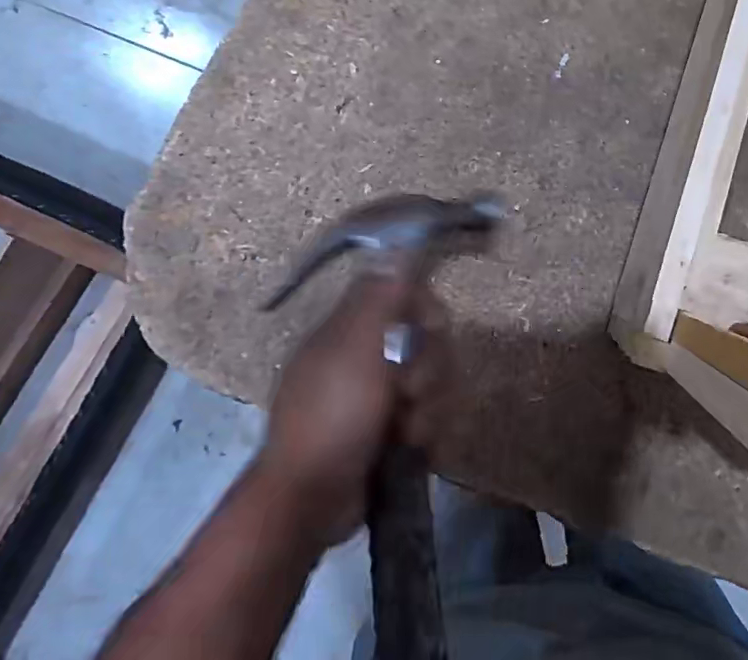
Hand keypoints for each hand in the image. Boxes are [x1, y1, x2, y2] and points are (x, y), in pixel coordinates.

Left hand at [253, 264, 453, 544]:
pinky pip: (433, 416)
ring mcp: (381, 399)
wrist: (312, 503)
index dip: (426, 311)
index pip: (407, 299)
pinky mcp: (393, 432)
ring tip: (405, 432)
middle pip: (430, 343)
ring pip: (436, 383)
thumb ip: (380, 299)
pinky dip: (426, 433)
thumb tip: (398, 244)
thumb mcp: (355, 351)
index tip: (431, 328)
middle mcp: (369, 360)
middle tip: (409, 395)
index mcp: (352, 334)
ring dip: (429, 408)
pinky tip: (409, 448)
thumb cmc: (331, 419)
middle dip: (430, 371)